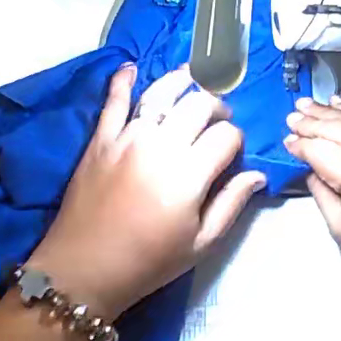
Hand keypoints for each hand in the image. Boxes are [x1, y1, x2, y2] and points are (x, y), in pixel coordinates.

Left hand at [29, 64, 263, 317]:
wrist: (82, 273)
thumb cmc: (149, 262)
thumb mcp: (201, 243)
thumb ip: (232, 203)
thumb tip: (258, 173)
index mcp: (189, 174)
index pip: (226, 135)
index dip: (236, 140)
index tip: (232, 154)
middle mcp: (160, 146)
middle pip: (199, 104)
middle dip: (217, 106)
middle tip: (217, 120)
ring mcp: (127, 138)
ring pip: (161, 92)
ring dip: (182, 80)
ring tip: (193, 80)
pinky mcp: (100, 139)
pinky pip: (114, 101)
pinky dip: (123, 80)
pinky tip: (132, 68)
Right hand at [283, 97, 340, 311]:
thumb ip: (323, 194)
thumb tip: (311, 168)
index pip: (323, 151)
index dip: (302, 145)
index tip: (285, 141)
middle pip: (339, 129)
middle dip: (312, 122)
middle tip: (290, 115)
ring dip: (330, 112)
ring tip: (306, 105)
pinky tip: (338, 106)